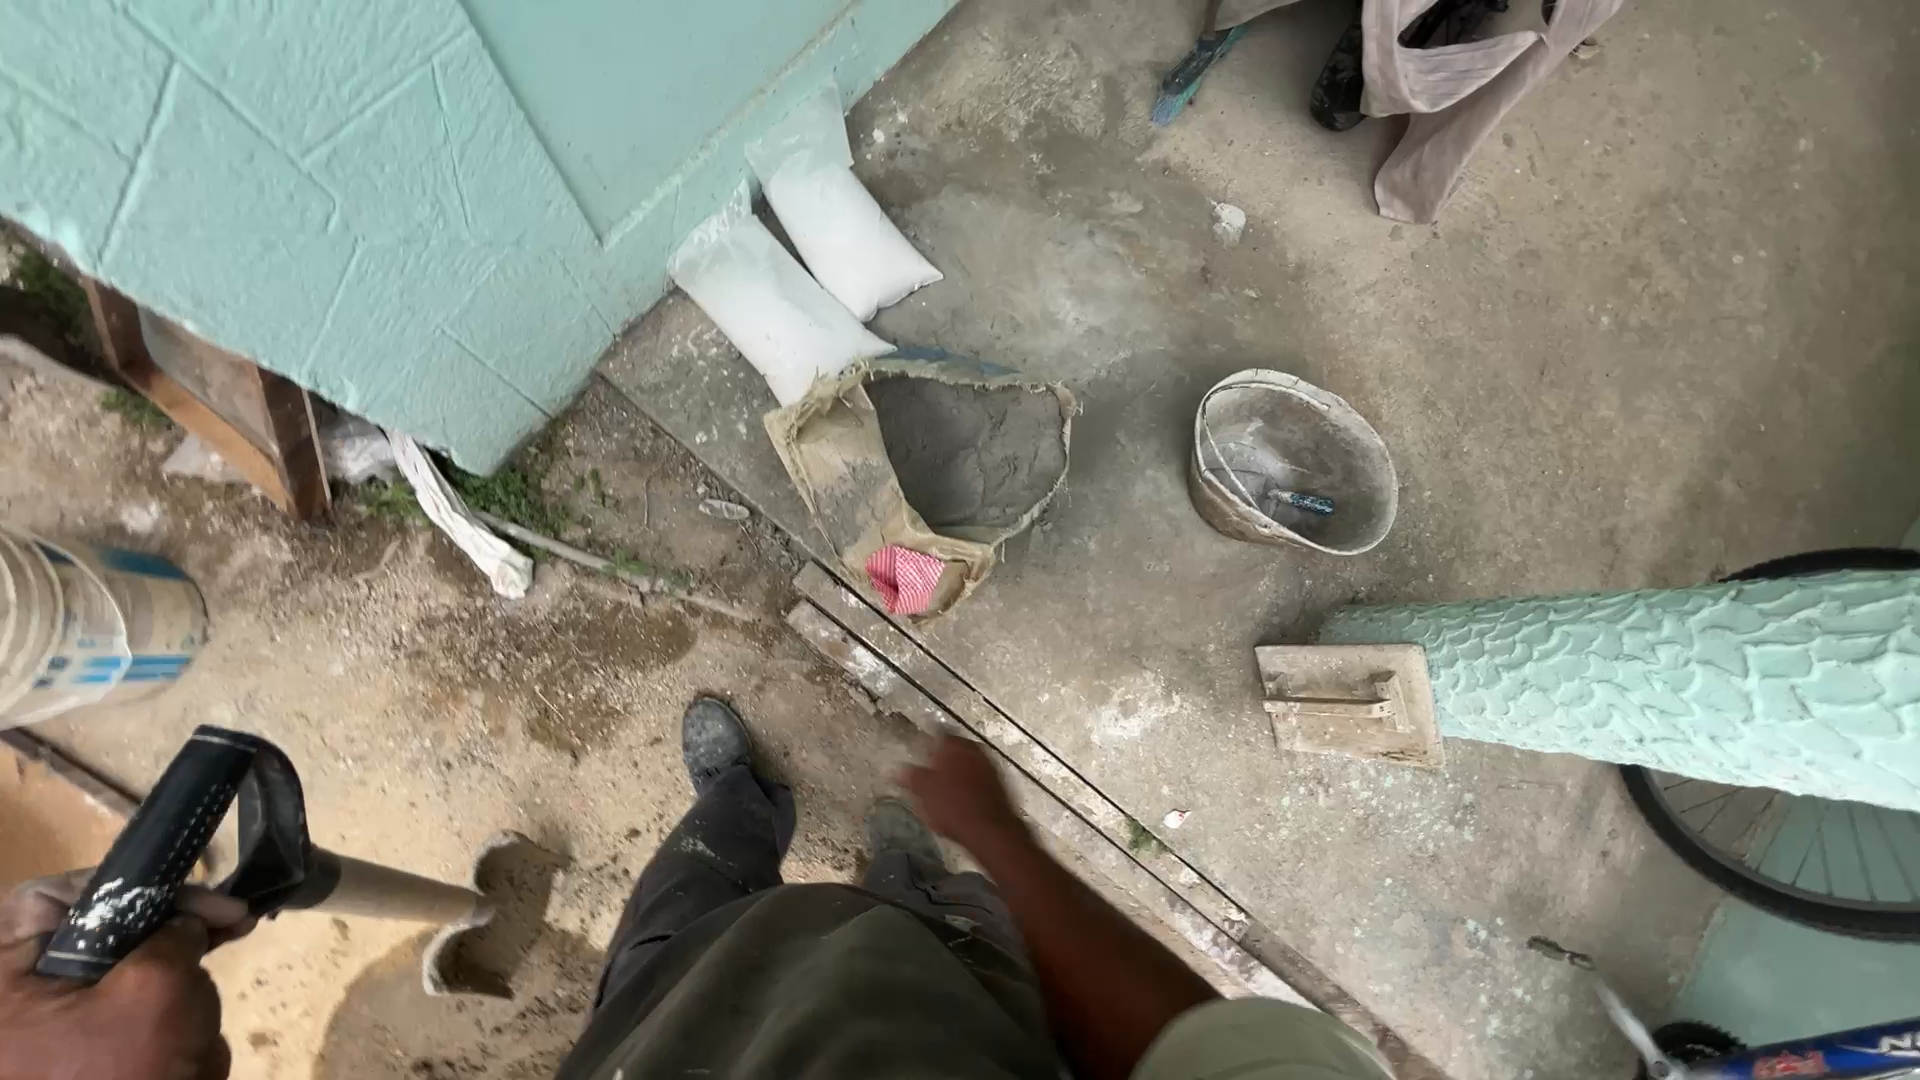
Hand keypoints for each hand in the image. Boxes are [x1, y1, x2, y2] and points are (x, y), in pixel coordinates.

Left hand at [0, 871, 252, 1079]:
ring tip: (240, 922)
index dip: (122, 884)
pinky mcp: (95, 1025)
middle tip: (229, 909)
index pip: (48, 898)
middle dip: (172, 906)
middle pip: (95, 917)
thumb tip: (183, 921)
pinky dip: (183, 952)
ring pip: (125, 941)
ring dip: (186, 926)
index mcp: (4, 984)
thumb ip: (171, 930)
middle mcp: (18, 993)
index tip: (187, 889)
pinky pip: (137, 970)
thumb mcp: (155, 982)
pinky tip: (227, 940)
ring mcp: (57, 1012)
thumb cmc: (123, 1063)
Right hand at [902, 735, 1031, 855]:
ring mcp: (989, 765)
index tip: (919, 753)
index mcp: (953, 745)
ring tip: (944, 788)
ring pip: (967, 762)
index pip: (937, 734)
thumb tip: (897, 771)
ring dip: (956, 771)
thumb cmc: (954, 809)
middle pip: (954, 747)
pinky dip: (968, 782)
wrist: (990, 831)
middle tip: (930, 771)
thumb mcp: (924, 793)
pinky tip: (961, 798)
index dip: (926, 744)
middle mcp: (974, 749)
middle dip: (942, 758)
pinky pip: (978, 776)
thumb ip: (911, 777)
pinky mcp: (998, 783)